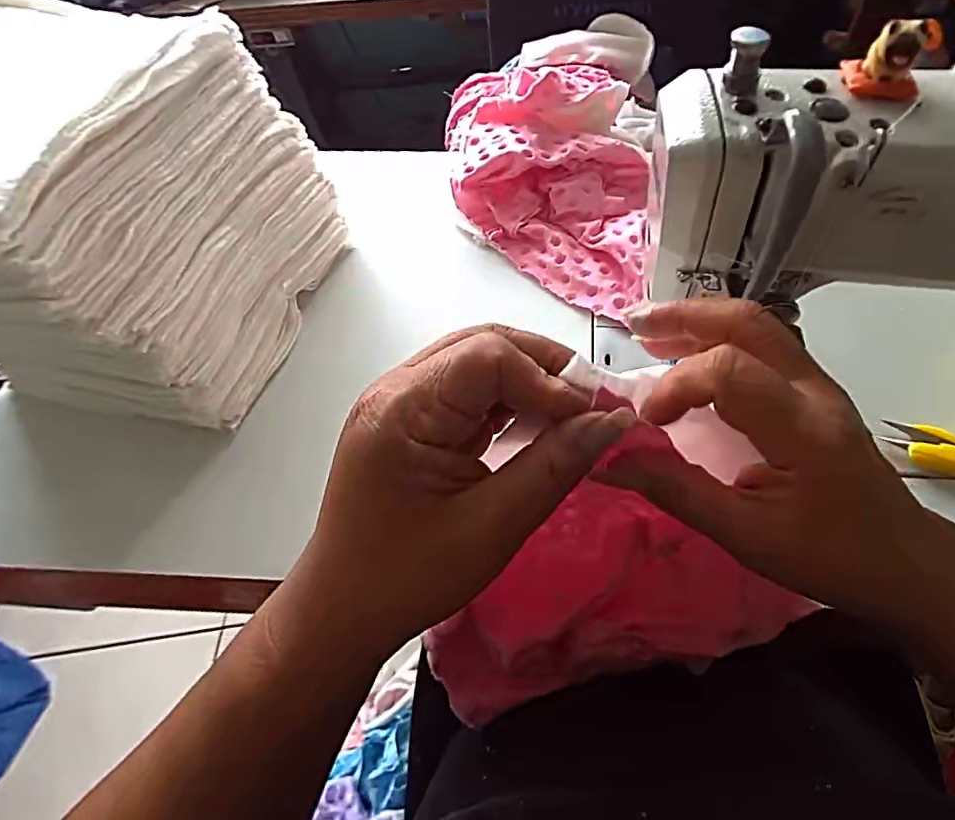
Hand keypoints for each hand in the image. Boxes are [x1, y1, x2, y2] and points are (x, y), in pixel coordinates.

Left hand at [285, 326, 635, 661]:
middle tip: (590, 403)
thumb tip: (612, 422)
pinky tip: (537, 421)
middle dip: (544, 366)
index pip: (487, 356)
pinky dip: (511, 396)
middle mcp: (396, 389)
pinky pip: (470, 385)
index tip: (590, 414)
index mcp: (402, 410)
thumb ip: (556, 466)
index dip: (547, 377)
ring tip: (572, 412)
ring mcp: (401, 398)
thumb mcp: (493, 526)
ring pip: (480, 358)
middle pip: (484, 344)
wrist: (343, 610)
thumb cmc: (408, 577)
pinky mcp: (412, 415)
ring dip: (531, 379)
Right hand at [594, 299, 954, 623]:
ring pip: (759, 326)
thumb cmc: (830, 556)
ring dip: (703, 321)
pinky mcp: (817, 390)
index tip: (649, 420)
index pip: (729, 372)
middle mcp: (814, 390)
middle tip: (636, 322)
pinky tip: (694, 354)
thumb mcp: (747, 535)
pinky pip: (766, 345)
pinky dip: (722, 338)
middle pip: (748, 323)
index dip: (677, 385)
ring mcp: (820, 384)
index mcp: (802, 428)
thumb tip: (610, 462)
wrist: (906, 562)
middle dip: (686, 316)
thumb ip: (677, 491)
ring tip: (653, 332)